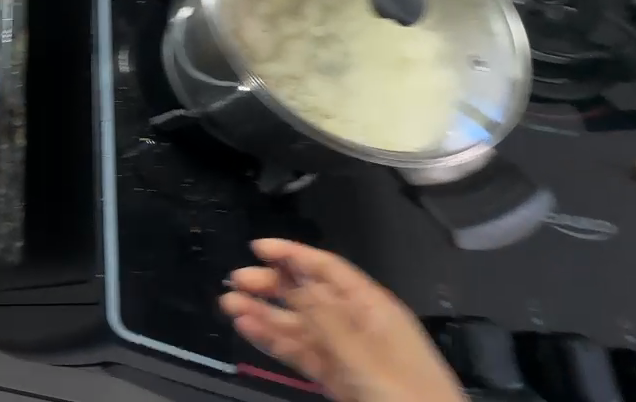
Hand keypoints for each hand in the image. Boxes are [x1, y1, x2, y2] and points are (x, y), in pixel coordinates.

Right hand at [221, 240, 464, 401]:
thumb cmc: (406, 397)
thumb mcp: (365, 356)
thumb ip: (324, 317)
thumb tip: (292, 276)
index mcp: (373, 309)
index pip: (328, 270)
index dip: (293, 255)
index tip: (257, 249)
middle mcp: (358, 325)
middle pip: (308, 295)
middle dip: (272, 285)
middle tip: (236, 281)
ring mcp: (347, 354)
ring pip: (299, 325)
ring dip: (265, 314)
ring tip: (229, 306)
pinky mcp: (338, 379)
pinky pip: (301, 352)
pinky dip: (274, 341)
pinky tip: (249, 331)